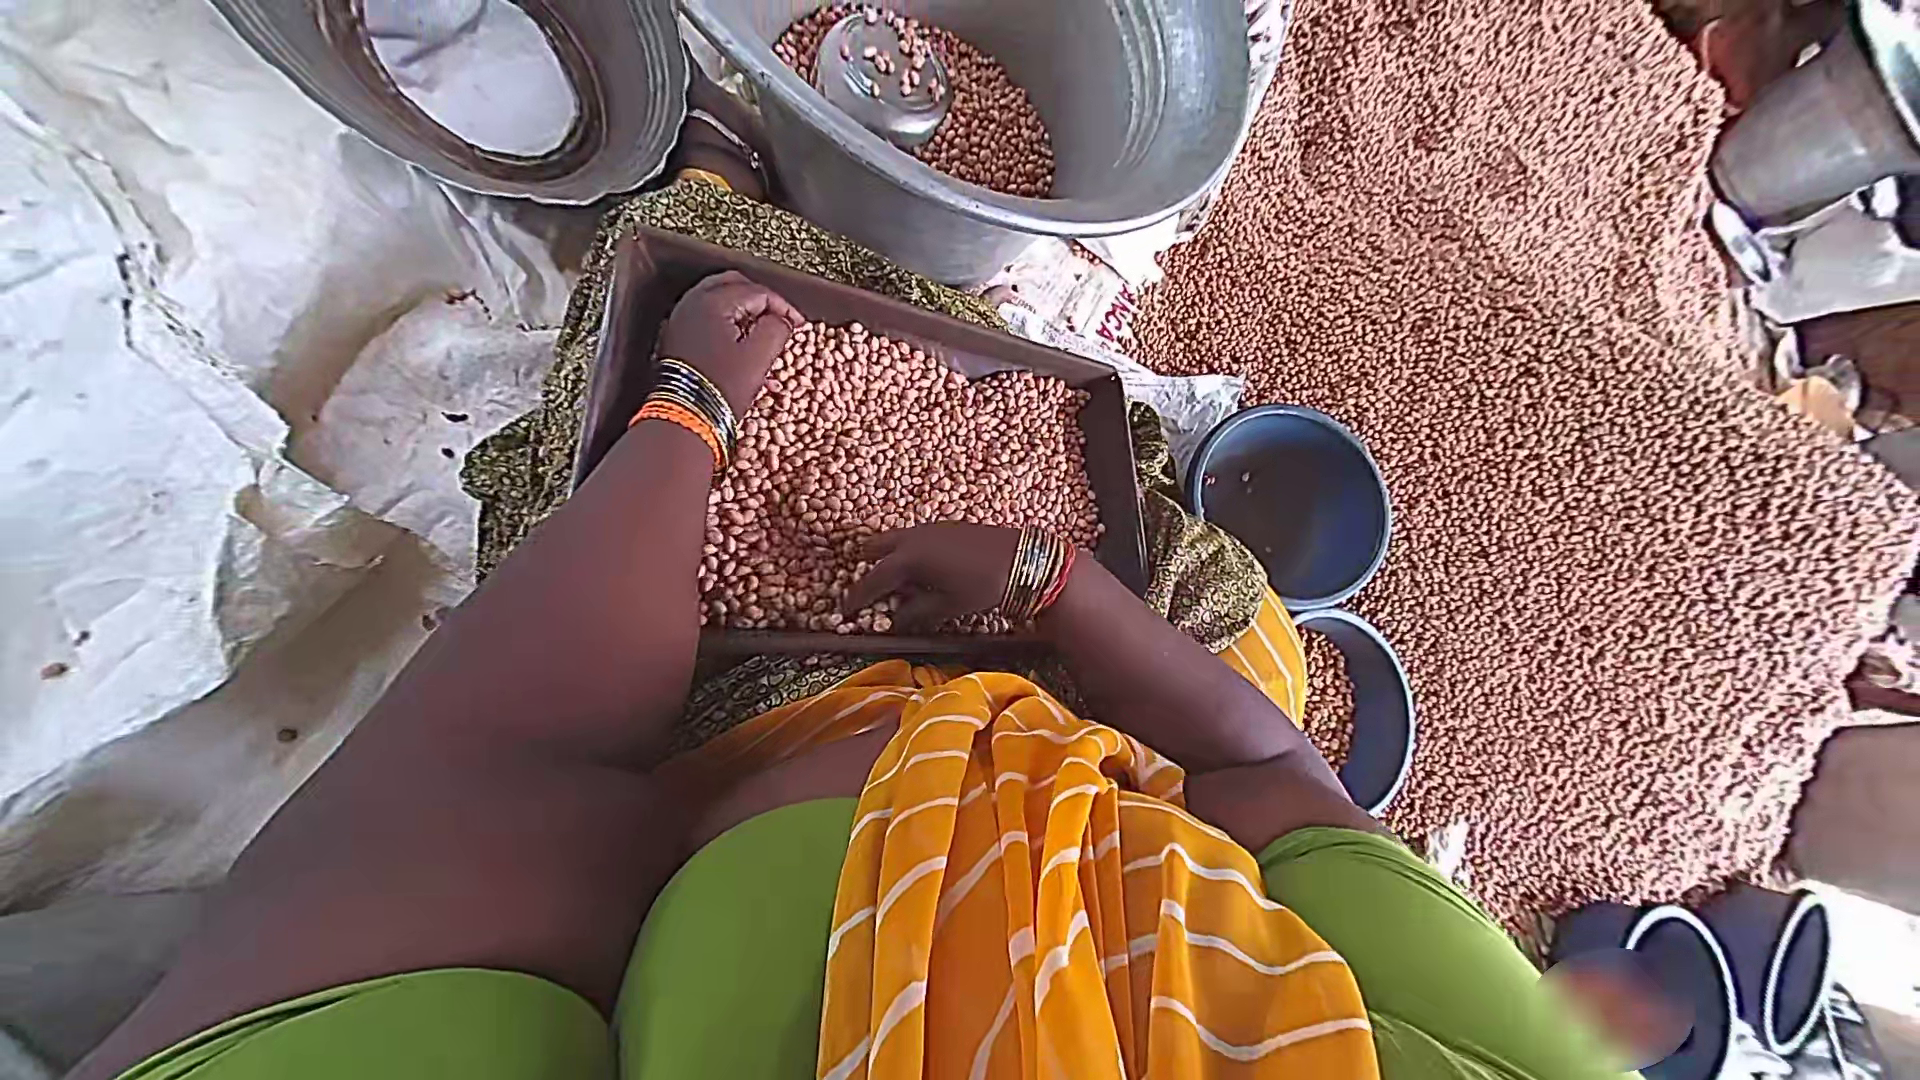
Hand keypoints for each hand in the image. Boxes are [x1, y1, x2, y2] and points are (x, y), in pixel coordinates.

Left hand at [658, 271, 803, 414]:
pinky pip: (707, 319)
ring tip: (764, 333)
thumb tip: (784, 320)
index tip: (798, 325)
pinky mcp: (678, 339)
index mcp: (713, 301)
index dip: (784, 307)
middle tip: (780, 320)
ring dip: (745, 312)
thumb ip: (777, 329)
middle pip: (735, 286)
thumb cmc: (721, 388)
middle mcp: (692, 304)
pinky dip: (728, 324)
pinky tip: (741, 346)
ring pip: (719, 301)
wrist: (686, 416)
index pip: (758, 292)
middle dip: (762, 301)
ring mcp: (682, 321)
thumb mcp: (759, 357)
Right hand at [842, 523, 1020, 627]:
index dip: (857, 597)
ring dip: (889, 558)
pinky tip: (924, 569)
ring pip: (896, 540)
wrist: (1023, 558)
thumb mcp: (948, 606)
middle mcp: (913, 538)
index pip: (873, 580)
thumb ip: (917, 613)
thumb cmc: (984, 586)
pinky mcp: (946, 526)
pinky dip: (908, 551)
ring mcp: (930, 528)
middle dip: (869, 568)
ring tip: (898, 582)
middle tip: (871, 592)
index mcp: (909, 558)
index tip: (846, 609)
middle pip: (876, 549)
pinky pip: (915, 537)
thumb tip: (895, 620)